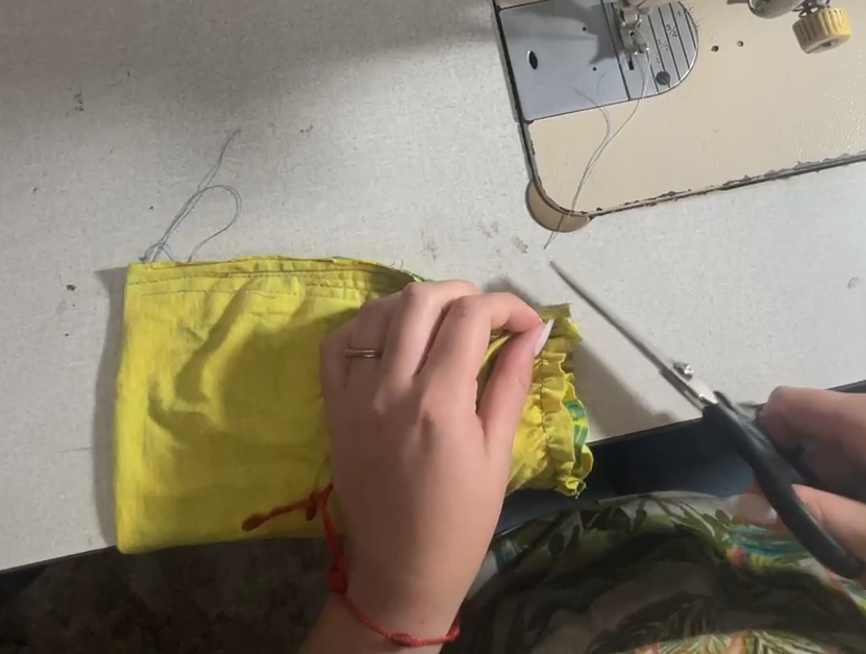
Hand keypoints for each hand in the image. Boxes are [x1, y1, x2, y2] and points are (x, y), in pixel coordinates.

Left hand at [311, 281, 545, 643]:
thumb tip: (533, 331)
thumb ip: (511, 382)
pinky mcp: (333, 405)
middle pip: (421, 299)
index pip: (471, 317)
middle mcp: (392, 387)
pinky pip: (339, 342)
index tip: (526, 321)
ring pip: (379, 310)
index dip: (506, 306)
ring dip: (417, 303)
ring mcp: (355, 393)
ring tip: (443, 323)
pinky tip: (394, 337)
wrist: (400, 572)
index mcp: (440, 402)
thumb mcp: (498, 452)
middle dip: (463, 292)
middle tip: (486, 316)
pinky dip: (368, 325)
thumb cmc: (461, 520)